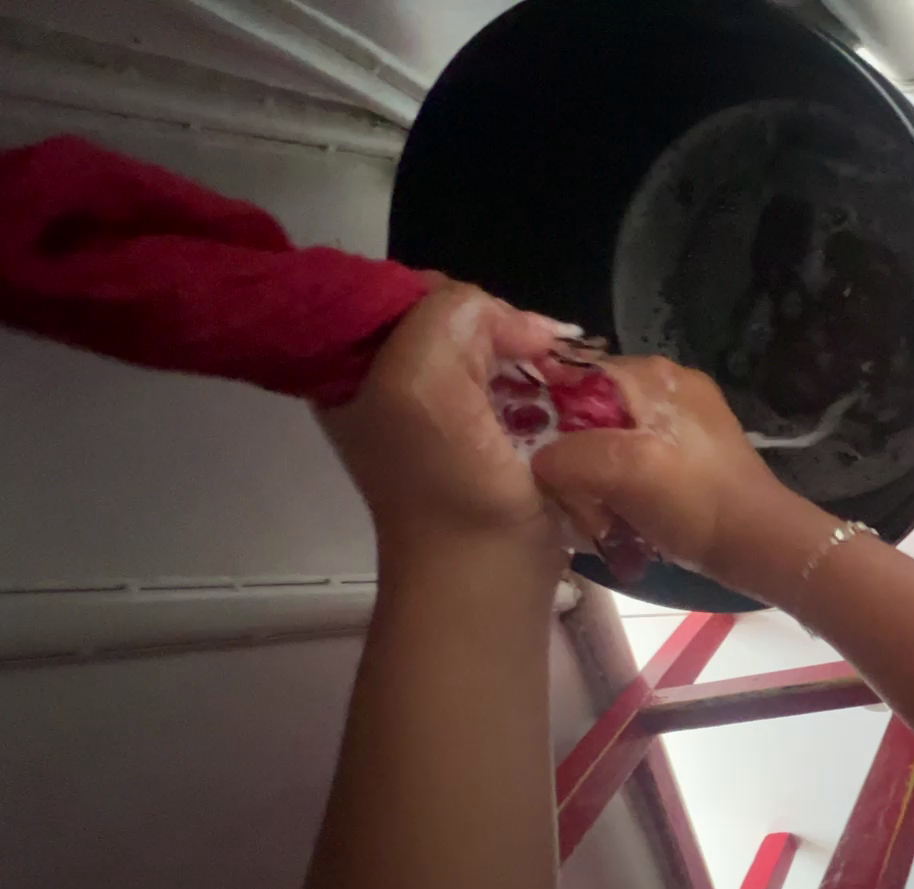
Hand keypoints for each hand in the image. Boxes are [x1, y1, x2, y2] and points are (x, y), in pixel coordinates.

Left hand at [319, 281, 569, 556]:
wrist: (486, 568)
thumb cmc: (447, 482)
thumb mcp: (422, 382)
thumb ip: (450, 318)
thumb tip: (516, 322)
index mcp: (351, 364)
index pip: (405, 292)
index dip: (461, 301)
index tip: (508, 334)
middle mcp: (391, 380)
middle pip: (453, 318)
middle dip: (502, 328)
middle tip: (542, 358)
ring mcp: (441, 410)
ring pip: (490, 350)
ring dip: (528, 357)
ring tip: (557, 376)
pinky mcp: (486, 436)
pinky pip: (513, 384)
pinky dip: (541, 383)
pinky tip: (559, 397)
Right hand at [531, 355, 824, 588]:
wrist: (758, 542)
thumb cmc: (694, 501)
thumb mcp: (623, 468)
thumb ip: (567, 455)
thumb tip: (542, 463)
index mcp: (650, 373)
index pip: (567, 377)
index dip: (543, 418)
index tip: (539, 463)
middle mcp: (666, 386)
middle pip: (586, 413)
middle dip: (572, 458)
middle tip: (576, 500)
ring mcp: (681, 420)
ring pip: (608, 442)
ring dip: (595, 480)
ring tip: (600, 516)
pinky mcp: (689, 455)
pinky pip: (634, 462)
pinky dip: (621, 488)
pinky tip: (621, 516)